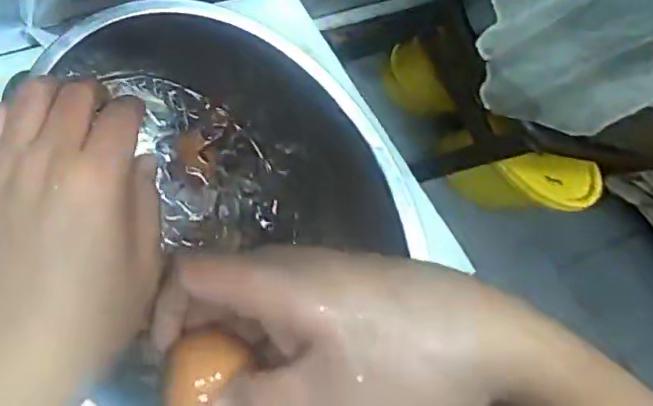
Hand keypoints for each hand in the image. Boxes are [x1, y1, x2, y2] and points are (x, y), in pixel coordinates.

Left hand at [0, 77, 163, 405]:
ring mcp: (8, 157)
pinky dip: (14, 111)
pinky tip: (25, 130)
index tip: (136, 117)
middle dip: (97, 94)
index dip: (134, 109)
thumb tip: (138, 159)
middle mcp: (50, 154)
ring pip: (32, 91)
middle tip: (102, 114)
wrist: (8, 347)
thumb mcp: (140, 274)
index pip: (120, 114)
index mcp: (96, 178)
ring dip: (55, 93)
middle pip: (76, 92)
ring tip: (63, 113)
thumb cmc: (84, 319)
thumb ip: (146, 206)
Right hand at [151, 247, 652, 405]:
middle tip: (206, 388)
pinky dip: (267, 336)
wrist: (489, 335)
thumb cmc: (401, 367)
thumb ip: (254, 398)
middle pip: (214, 285)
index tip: (165, 361)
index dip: (163, 311)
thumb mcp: (325, 400)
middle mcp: (277, 261)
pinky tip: (295, 373)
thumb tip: (204, 400)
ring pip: (247, 297)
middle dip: (197, 335)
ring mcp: (307, 269)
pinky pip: (278, 302)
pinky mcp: (333, 282)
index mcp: (266, 278)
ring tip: (251, 387)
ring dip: (234, 340)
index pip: (188, 274)